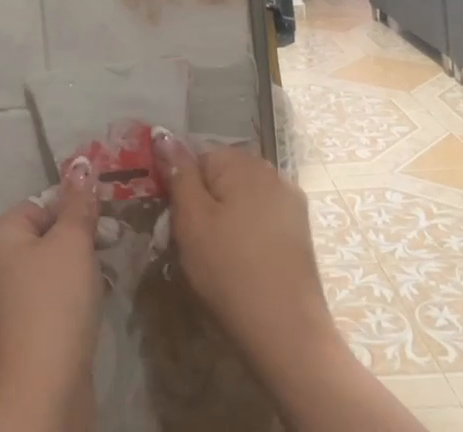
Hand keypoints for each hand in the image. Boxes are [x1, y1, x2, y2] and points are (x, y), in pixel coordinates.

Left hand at [0, 158, 103, 431]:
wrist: (40, 390)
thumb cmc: (53, 303)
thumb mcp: (72, 243)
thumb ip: (78, 203)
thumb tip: (80, 163)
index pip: (35, 205)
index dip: (71, 209)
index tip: (103, 222)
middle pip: (36, 239)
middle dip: (74, 241)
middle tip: (110, 248)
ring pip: (39, 273)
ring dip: (72, 272)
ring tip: (104, 281)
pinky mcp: (8, 340)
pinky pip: (38, 304)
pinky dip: (62, 301)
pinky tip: (86, 310)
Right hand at [151, 132, 426, 431]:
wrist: (285, 329)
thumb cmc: (229, 270)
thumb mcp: (191, 219)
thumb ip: (178, 171)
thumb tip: (163, 132)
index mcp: (244, 163)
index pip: (197, 158)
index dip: (180, 188)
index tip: (173, 222)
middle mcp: (272, 172)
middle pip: (221, 176)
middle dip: (202, 203)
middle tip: (190, 242)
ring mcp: (291, 202)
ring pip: (241, 199)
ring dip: (224, 219)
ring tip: (214, 257)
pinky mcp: (299, 231)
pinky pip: (260, 218)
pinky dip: (246, 233)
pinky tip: (241, 263)